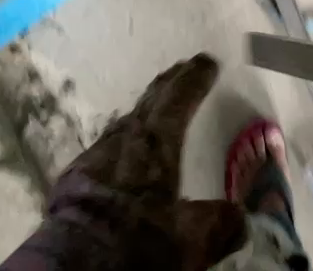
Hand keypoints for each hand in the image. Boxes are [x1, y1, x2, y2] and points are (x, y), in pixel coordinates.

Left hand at [38, 53, 246, 270]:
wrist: (71, 267)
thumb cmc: (136, 244)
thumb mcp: (190, 241)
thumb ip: (219, 224)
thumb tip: (241, 218)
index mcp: (156, 144)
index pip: (179, 100)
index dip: (195, 79)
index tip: (208, 61)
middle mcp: (125, 140)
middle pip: (150, 102)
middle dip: (170, 83)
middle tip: (184, 67)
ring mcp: (96, 156)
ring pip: (127, 120)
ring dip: (146, 108)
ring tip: (157, 102)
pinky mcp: (76, 177)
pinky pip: (108, 144)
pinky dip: (124, 136)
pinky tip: (122, 146)